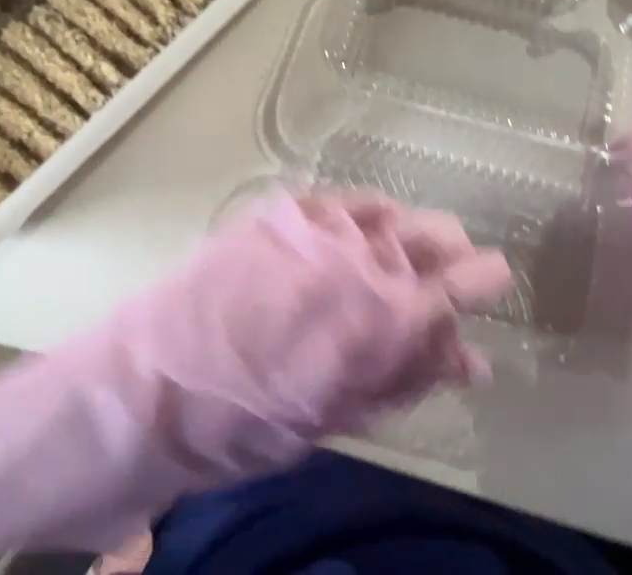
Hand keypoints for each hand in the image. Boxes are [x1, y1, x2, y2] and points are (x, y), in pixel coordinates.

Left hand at [0, 188, 511, 553]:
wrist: (139, 393)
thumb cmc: (241, 428)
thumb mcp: (335, 418)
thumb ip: (405, 378)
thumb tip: (467, 359)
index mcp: (379, 316)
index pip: (464, 279)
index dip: (484, 282)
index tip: (491, 283)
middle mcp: (356, 256)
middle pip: (433, 233)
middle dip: (446, 258)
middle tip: (437, 285)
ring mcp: (312, 225)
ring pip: (387, 213)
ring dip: (401, 238)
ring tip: (390, 264)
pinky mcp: (273, 212)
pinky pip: (335, 202)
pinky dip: (354, 218)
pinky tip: (351, 236)